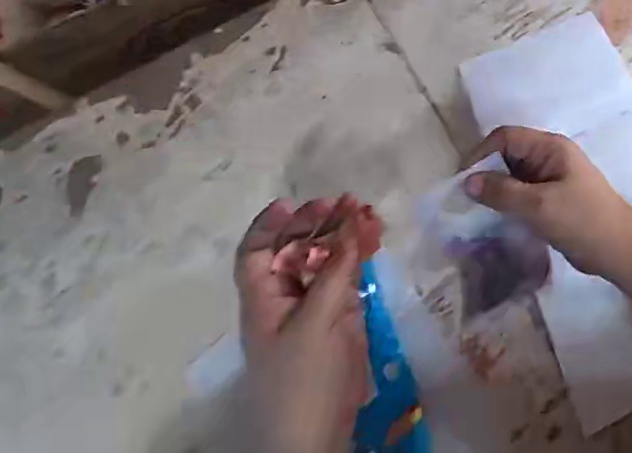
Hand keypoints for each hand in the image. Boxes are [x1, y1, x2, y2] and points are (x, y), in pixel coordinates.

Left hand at [234, 197, 369, 452]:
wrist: (318, 436)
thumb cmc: (302, 379)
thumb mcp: (316, 322)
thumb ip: (335, 270)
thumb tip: (352, 223)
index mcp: (263, 300)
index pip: (255, 253)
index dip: (269, 226)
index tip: (293, 203)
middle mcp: (286, 297)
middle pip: (295, 249)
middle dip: (317, 222)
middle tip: (344, 202)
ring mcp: (314, 305)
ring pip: (326, 257)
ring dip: (345, 232)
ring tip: (368, 212)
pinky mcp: (340, 314)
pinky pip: (348, 273)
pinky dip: (360, 252)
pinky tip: (375, 237)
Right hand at [464, 125, 631, 278]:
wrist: (620, 250)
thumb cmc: (582, 221)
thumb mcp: (539, 206)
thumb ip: (502, 192)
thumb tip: (467, 181)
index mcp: (550, 147)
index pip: (507, 137)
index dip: (482, 154)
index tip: (462, 181)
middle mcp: (550, 156)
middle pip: (508, 154)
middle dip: (486, 172)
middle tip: (464, 199)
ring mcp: (552, 177)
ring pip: (513, 174)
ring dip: (495, 189)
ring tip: (474, 211)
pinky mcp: (552, 197)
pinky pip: (522, 192)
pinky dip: (507, 201)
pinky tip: (494, 218)